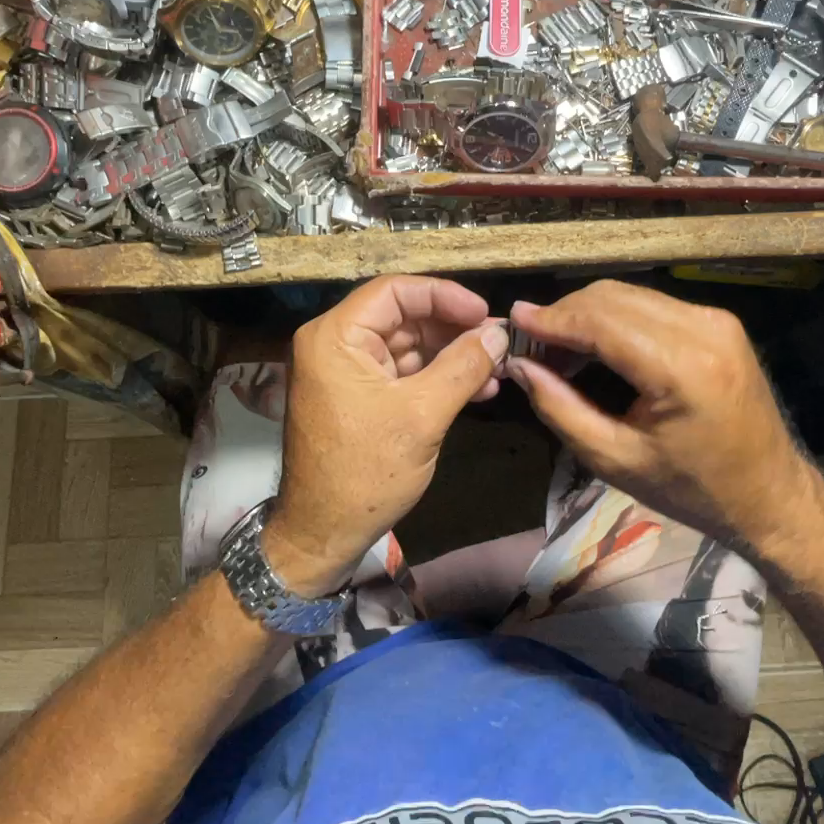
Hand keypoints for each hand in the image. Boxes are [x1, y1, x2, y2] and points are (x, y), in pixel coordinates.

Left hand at [268, 276, 509, 595]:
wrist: (323, 531)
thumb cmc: (366, 471)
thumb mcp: (422, 415)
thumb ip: (463, 367)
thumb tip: (499, 334)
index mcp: (335, 337)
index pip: (394, 291)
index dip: (444, 296)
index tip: (485, 313)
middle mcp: (334, 344)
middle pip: (402, 316)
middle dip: (453, 329)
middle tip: (499, 343)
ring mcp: (344, 371)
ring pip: (406, 345)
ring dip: (451, 356)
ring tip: (497, 370)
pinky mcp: (357, 396)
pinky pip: (401, 373)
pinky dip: (436, 378)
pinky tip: (477, 389)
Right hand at [504, 280, 823, 545]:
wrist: (769, 495)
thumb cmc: (691, 489)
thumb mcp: (614, 459)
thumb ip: (560, 407)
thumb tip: (518, 365)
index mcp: (682, 368)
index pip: (601, 321)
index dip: (551, 319)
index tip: (512, 319)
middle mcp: (703, 329)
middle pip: (612, 297)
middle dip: (564, 314)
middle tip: (530, 344)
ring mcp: (716, 320)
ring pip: (629, 294)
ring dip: (586, 313)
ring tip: (556, 347)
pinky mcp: (718, 322)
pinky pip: (650, 304)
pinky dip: (612, 317)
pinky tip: (592, 344)